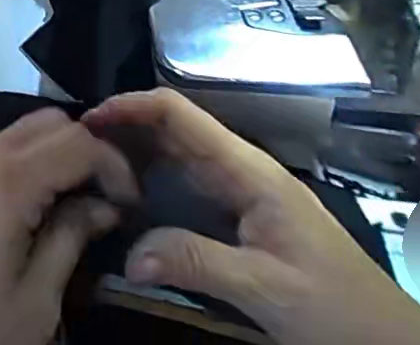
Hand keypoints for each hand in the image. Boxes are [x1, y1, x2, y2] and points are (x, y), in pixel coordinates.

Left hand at [0, 108, 140, 344]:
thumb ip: (72, 237)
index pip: (77, 140)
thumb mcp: (35, 298)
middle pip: (50, 121)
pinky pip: (2, 147)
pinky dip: (32, 160)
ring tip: (84, 202)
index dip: (114, 165)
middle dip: (88, 150)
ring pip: (25, 129)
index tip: (134, 204)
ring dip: (59, 153)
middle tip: (112, 199)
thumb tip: (103, 206)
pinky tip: (45, 202)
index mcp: (5, 177)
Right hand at [84, 89, 419, 344]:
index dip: (131, 106)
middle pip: (173, 124)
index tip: (89, 120)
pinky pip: (186, 177)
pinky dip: (152, 174)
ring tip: (93, 160)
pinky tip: (130, 190)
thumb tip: (129, 253)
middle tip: (79, 143)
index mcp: (248, 168)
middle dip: (125, 124)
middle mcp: (240, 165)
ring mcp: (241, 186)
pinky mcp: (240, 209)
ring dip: (135, 146)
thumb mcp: (269, 292)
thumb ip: (198, 262)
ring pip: (177, 148)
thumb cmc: (341, 313)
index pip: (178, 113)